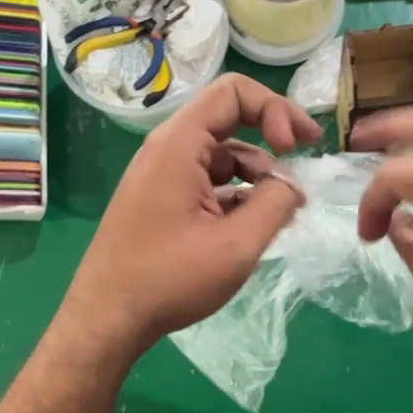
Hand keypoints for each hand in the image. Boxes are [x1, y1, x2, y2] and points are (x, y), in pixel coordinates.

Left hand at [60, 74, 321, 355]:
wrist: (106, 320)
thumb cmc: (168, 280)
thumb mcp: (236, 244)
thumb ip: (275, 204)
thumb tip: (293, 185)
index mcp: (178, 145)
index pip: (234, 92)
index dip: (276, 109)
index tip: (299, 147)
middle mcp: (166, 150)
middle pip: (229, 119)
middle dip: (273, 138)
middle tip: (306, 164)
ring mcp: (160, 176)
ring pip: (221, 155)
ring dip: (257, 174)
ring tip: (282, 212)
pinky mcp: (159, 201)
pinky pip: (206, 181)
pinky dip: (236, 194)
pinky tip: (253, 225)